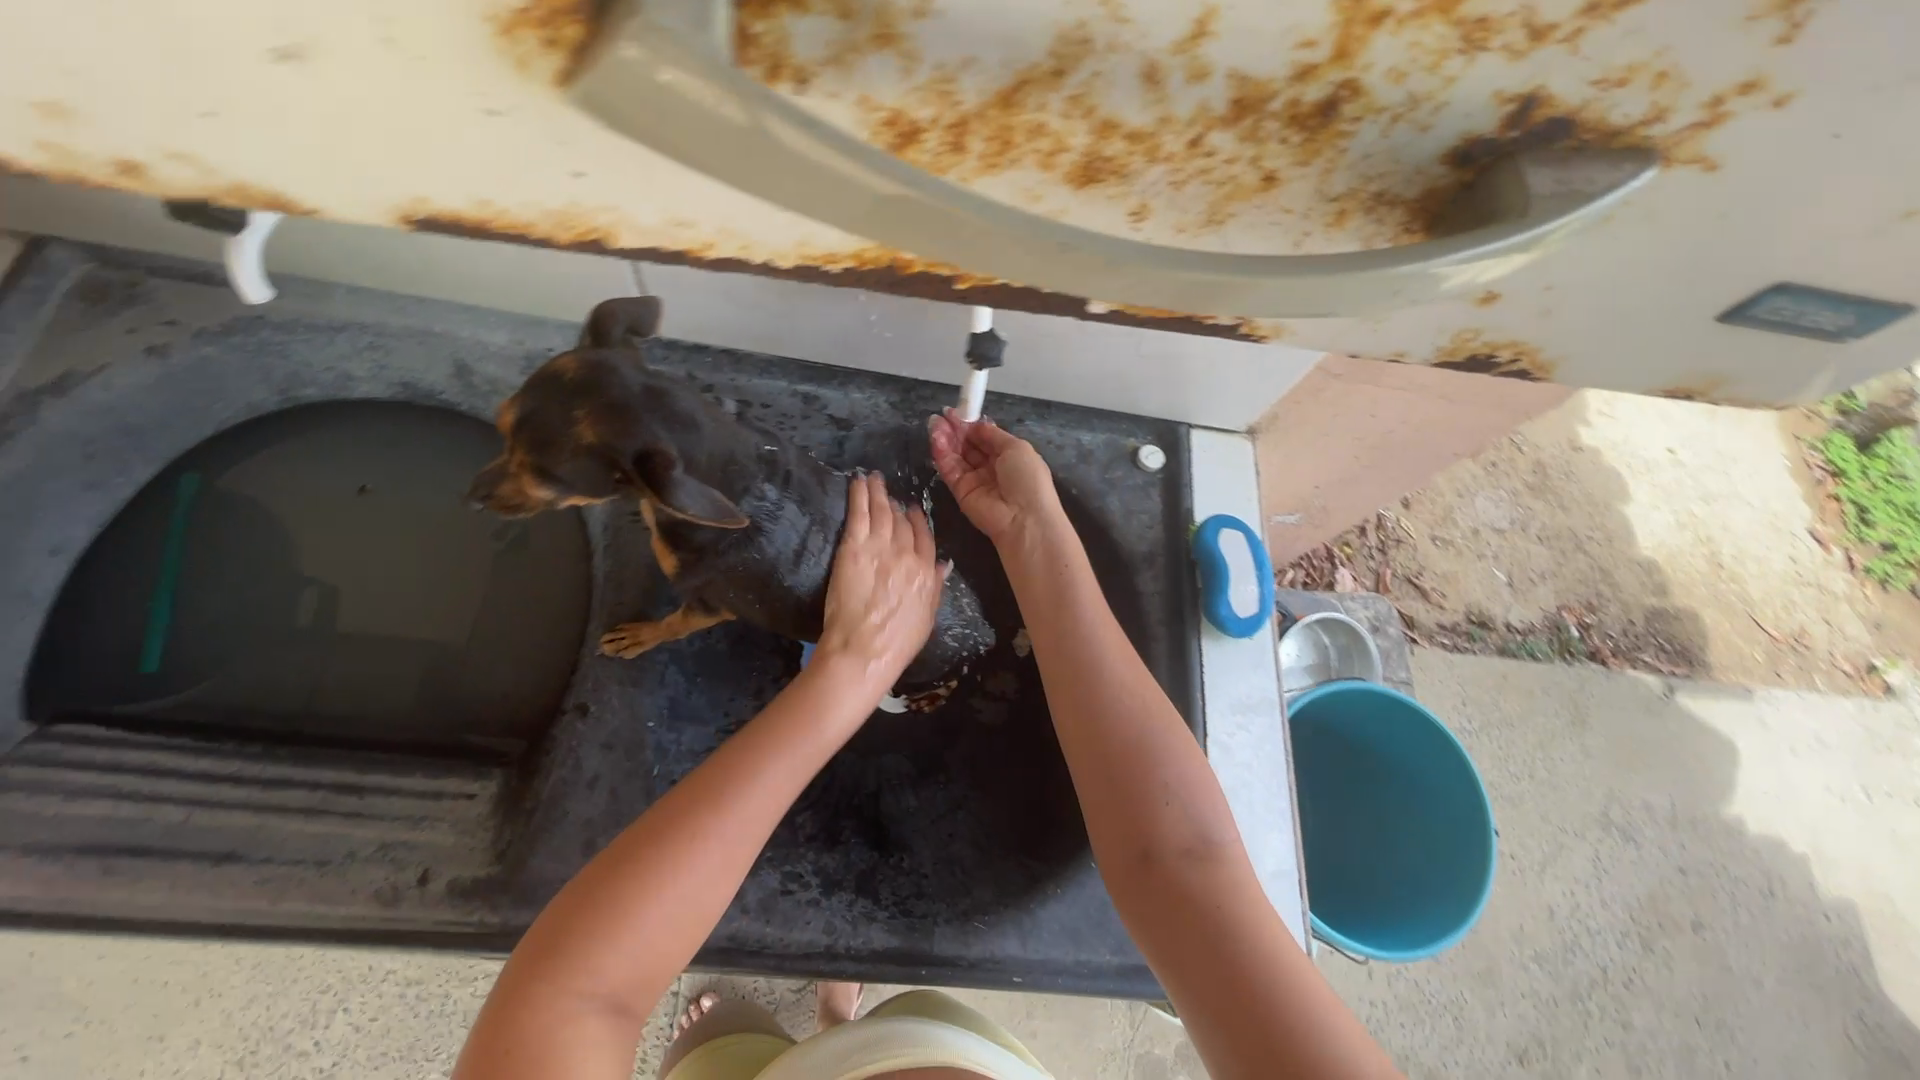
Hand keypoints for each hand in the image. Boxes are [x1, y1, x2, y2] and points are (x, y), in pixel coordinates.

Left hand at [815, 472, 948, 690]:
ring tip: (874, 478)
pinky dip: (859, 494)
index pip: (924, 537)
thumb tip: (944, 565)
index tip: (912, 510)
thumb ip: (935, 587)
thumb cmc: (897, 643)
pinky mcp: (854, 547)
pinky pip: (859, 513)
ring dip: (878, 492)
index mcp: (926, 572)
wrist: (864, 649)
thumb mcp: (927, 617)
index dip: (918, 521)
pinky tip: (858, 482)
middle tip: (890, 496)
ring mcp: (880, 547)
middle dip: (897, 506)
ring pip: (882, 512)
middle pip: (903, 523)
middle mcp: (906, 554)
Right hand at [928, 409, 1062, 546]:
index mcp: (1009, 456)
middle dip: (955, 430)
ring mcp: (975, 480)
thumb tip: (977, 423)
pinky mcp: (960, 492)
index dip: (971, 424)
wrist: (1023, 518)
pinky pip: (949, 470)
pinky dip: (942, 454)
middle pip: (968, 445)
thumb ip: (993, 435)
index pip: (984, 437)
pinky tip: (936, 438)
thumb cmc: (1027, 479)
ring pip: (956, 456)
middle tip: (941, 416)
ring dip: (945, 439)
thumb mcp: (1016, 448)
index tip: (956, 411)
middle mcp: (991, 467)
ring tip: (935, 424)